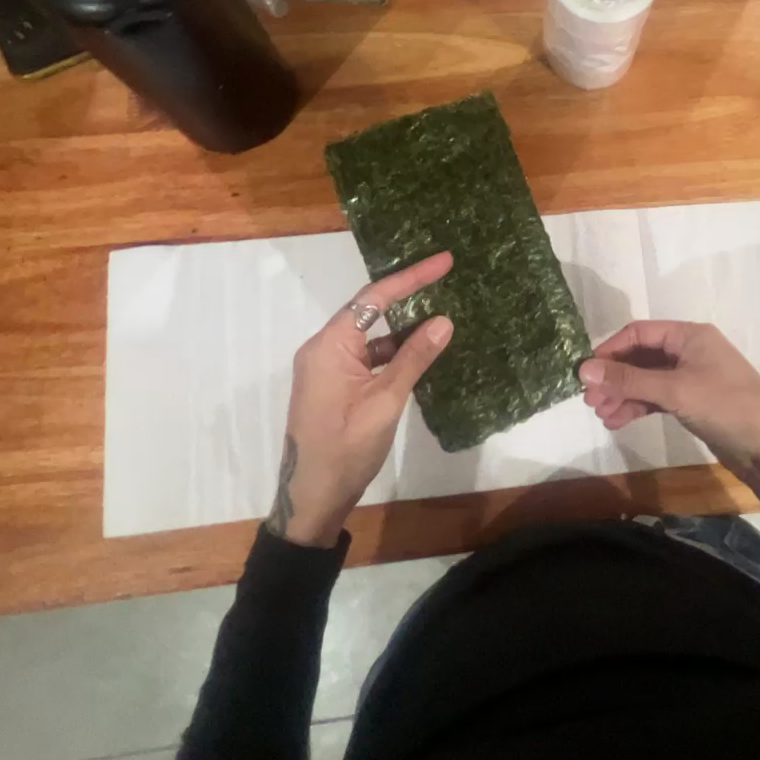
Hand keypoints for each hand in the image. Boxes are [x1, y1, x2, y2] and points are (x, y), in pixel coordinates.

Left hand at [270, 252, 454, 545]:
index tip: (444, 261)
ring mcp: (328, 368)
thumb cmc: (346, 449)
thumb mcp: (385, 401)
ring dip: (404, 328)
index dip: (412, 277)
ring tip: (443, 314)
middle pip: (370, 311)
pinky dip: (394, 353)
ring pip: (371, 336)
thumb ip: (414, 358)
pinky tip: (423, 353)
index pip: (375, 299)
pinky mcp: (335, 385)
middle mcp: (324, 349)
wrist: (313, 498)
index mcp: (329, 346)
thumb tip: (444, 321)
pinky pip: (368, 357)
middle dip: (408, 295)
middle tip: (447, 278)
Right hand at [579, 321, 759, 516]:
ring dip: (623, 394)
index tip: (585, 372)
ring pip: (647, 380)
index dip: (611, 350)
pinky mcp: (693, 402)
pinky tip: (618, 421)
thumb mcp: (675, 390)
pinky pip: (657, 398)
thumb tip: (583, 368)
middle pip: (641, 357)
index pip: (640, 333)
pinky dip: (638, 407)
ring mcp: (692, 377)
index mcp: (690, 336)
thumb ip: (629, 379)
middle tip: (590, 400)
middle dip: (615, 377)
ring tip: (601, 414)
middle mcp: (690, 351)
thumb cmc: (726, 407)